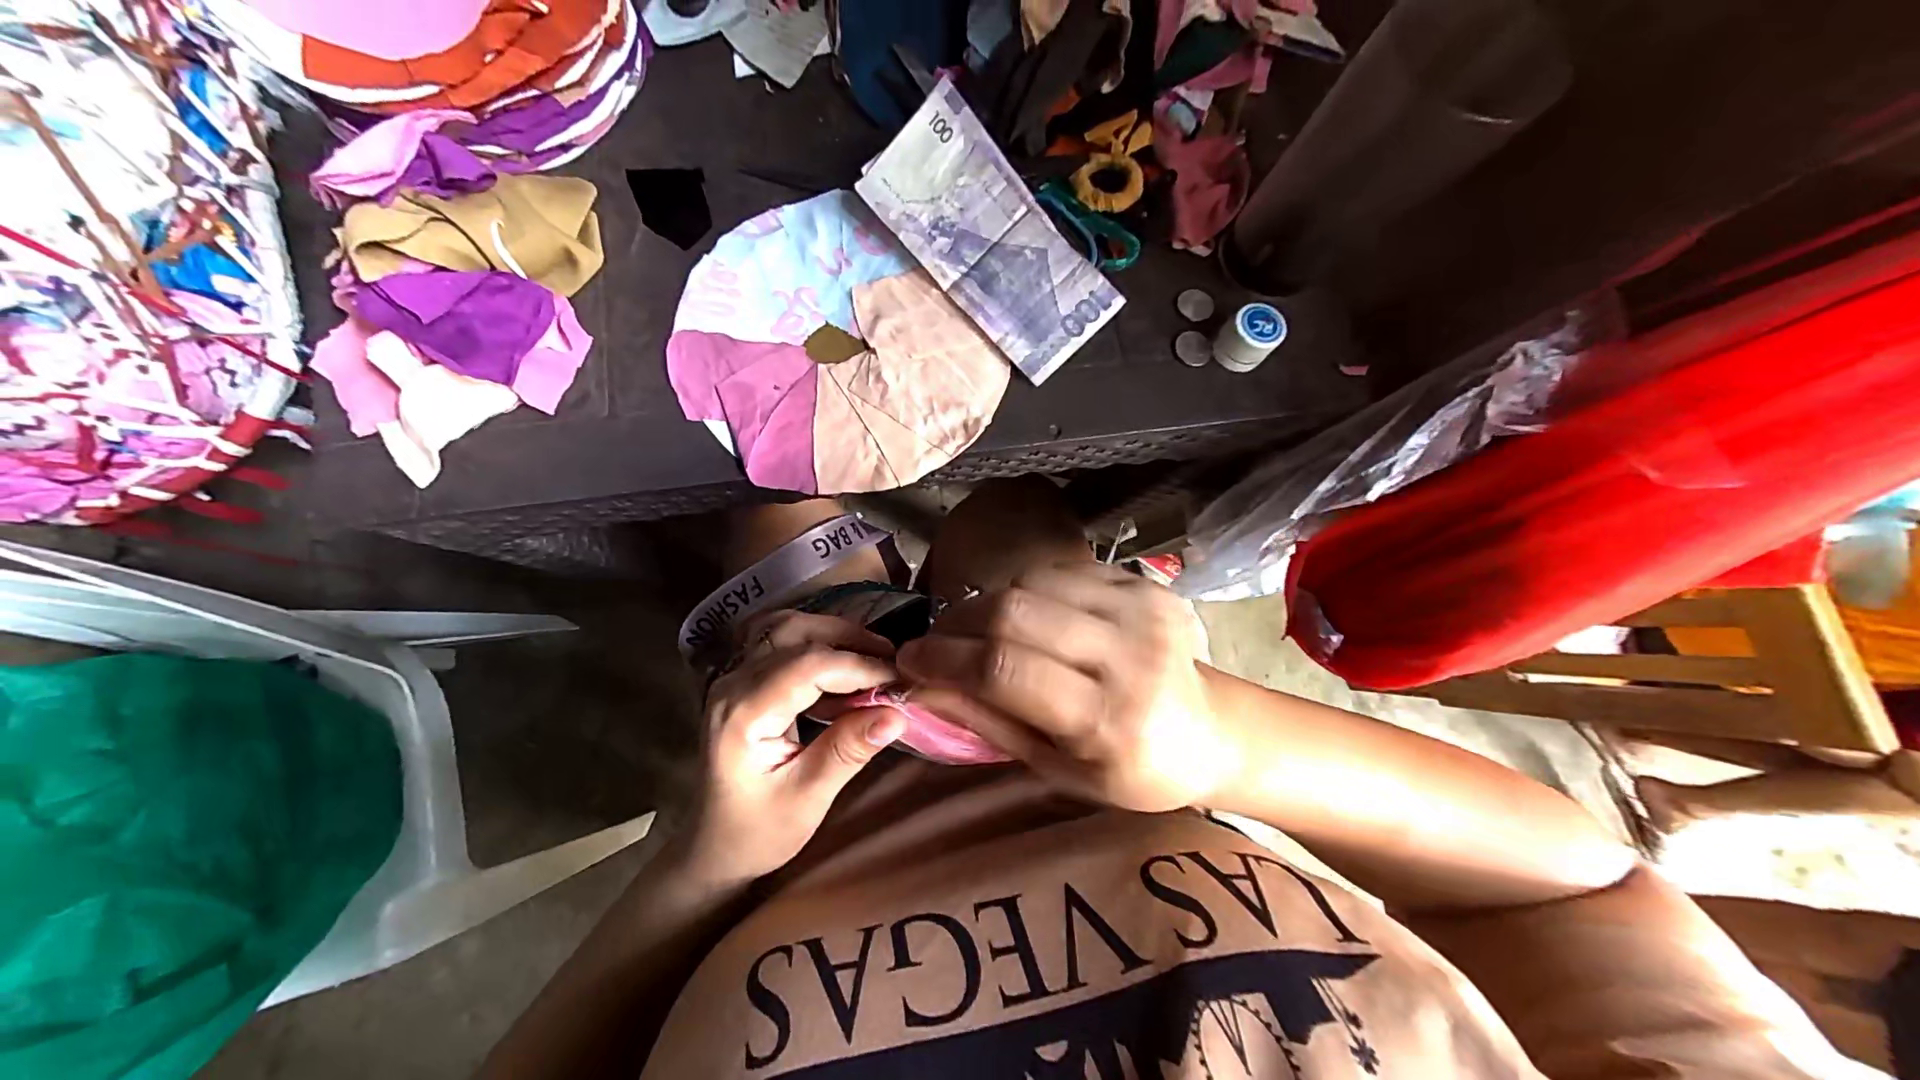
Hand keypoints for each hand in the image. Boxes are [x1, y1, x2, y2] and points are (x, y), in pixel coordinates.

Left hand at [671, 612, 906, 884]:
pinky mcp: (745, 682)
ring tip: (874, 656)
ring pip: (787, 629)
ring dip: (834, 634)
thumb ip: (848, 750)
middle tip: (892, 659)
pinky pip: (783, 644)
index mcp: (744, 715)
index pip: (807, 666)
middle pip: (793, 632)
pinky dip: (819, 645)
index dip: (858, 665)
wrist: (714, 847)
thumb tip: (896, 714)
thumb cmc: (758, 832)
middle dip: (848, 638)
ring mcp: (735, 679)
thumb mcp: (807, 800)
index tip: (899, 679)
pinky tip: (847, 668)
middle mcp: (733, 685)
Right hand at [897, 562, 1237, 812]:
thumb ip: (988, 722)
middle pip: (1012, 613)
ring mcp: (1141, 608)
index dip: (944, 660)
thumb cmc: (1130, 769)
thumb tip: (921, 687)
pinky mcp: (1143, 583)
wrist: (1210, 729)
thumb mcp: (1056, 769)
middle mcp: (1129, 653)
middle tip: (933, 643)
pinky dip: (1024, 591)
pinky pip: (1060, 572)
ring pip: (1030, 583)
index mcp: (1108, 719)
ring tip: (971, 629)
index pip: (1004, 669)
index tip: (908, 662)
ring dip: (985, 604)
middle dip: (956, 625)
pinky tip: (1019, 615)